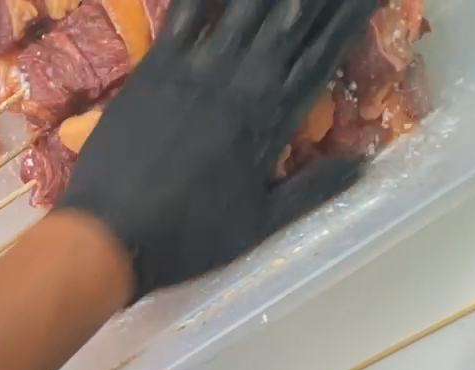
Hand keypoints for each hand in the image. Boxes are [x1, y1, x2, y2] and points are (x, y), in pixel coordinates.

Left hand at [58, 0, 376, 298]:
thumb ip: (311, 190)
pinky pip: (188, 11)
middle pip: (293, 14)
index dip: (352, 14)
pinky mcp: (154, 66)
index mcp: (273, 119)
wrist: (110, 237)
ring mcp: (198, 68)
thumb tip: (364, 163)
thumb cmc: (185, 240)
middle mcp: (243, 81)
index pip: (325, 51)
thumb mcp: (257, 225)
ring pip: (247, 4)